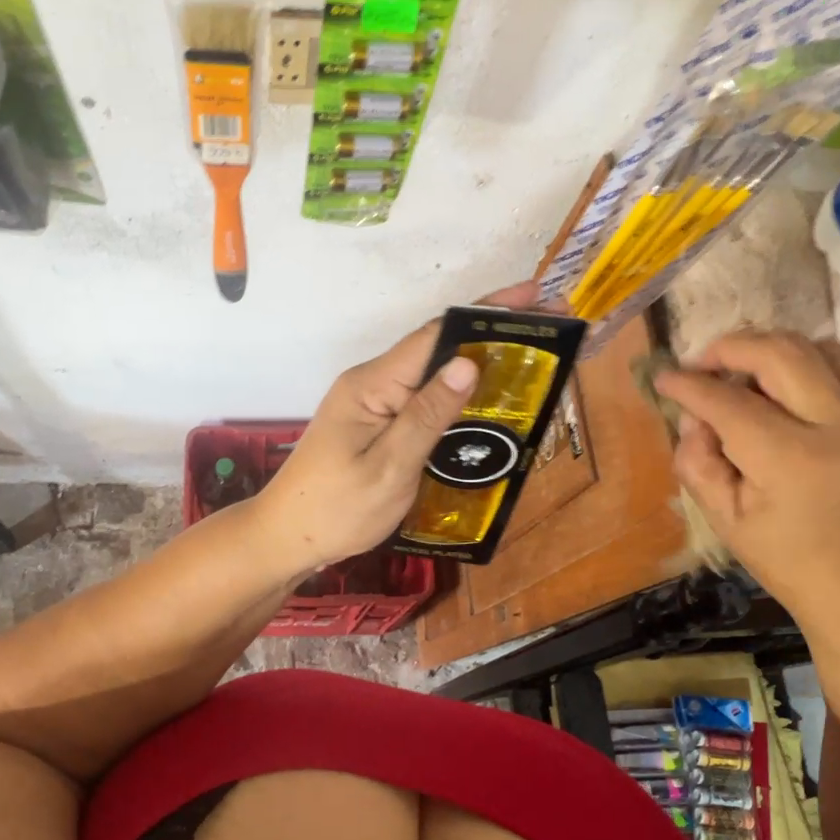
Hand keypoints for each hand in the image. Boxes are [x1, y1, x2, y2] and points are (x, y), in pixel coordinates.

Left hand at [257, 282, 540, 569]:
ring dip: (478, 365)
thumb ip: (427, 416)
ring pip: (431, 375)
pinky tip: (488, 404)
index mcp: (371, 385)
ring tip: (532, 362)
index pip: (435, 336)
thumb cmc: (336, 510)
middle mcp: (371, 384)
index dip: (487, 313)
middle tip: (551, 331)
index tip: (536, 299)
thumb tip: (468, 363)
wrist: (288, 539)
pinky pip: (422, 401)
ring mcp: (372, 405)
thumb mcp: (389, 468)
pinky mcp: (376, 426)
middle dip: (492, 335)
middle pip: (437, 348)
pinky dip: (458, 397)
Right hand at [654, 331, 839, 642]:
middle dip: (730, 348)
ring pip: (820, 348)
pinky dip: (806, 370)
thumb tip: (695, 418)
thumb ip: (698, 462)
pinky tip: (783, 396)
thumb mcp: (725, 521)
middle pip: (779, 353)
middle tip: (700, 362)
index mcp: (791, 459)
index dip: (688, 385)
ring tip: (742, 372)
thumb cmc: (791, 564)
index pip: (727, 401)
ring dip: (772, 351)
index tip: (664, 377)